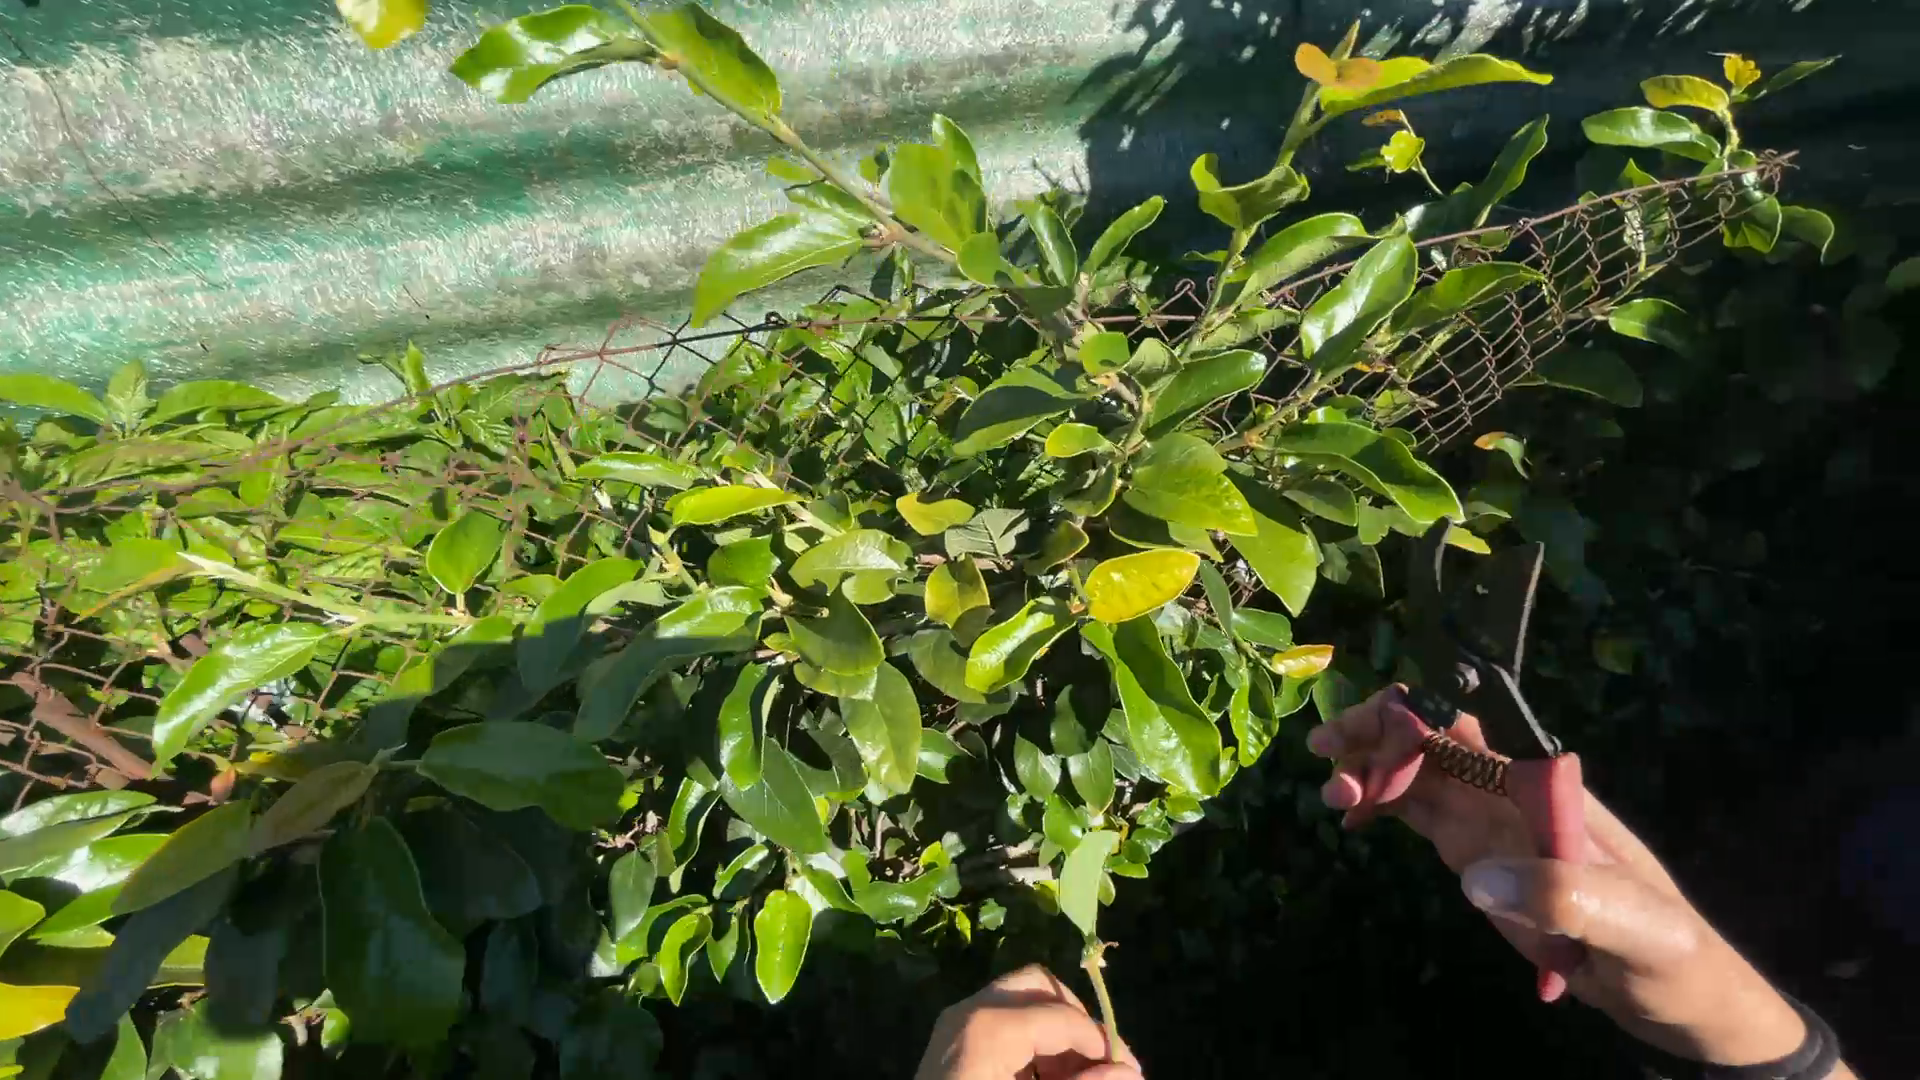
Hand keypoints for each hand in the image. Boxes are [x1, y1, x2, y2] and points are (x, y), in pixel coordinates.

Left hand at [914, 965, 1143, 1079]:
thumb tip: (1130, 1073)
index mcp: (988, 1027)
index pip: (1061, 1015)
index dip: (1102, 1041)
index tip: (1131, 1072)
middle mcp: (970, 1010)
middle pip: (1037, 985)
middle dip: (1075, 1019)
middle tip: (1101, 1063)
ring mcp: (956, 1023)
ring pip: (1020, 1002)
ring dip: (1055, 1034)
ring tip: (1079, 1079)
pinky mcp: (952, 1042)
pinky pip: (1002, 1024)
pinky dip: (1030, 1045)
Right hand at [1307, 688, 1824, 1069]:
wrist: (1677, 994)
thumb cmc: (1666, 952)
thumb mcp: (1632, 927)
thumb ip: (1560, 894)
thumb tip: (1474, 877)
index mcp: (1535, 785)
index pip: (1460, 724)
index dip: (1407, 717)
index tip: (1363, 736)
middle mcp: (1499, 787)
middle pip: (1422, 737)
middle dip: (1369, 735)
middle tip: (1322, 751)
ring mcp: (1481, 815)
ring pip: (1406, 769)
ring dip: (1364, 771)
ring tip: (1332, 797)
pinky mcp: (1468, 845)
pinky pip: (1409, 807)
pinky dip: (1374, 804)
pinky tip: (1349, 819)